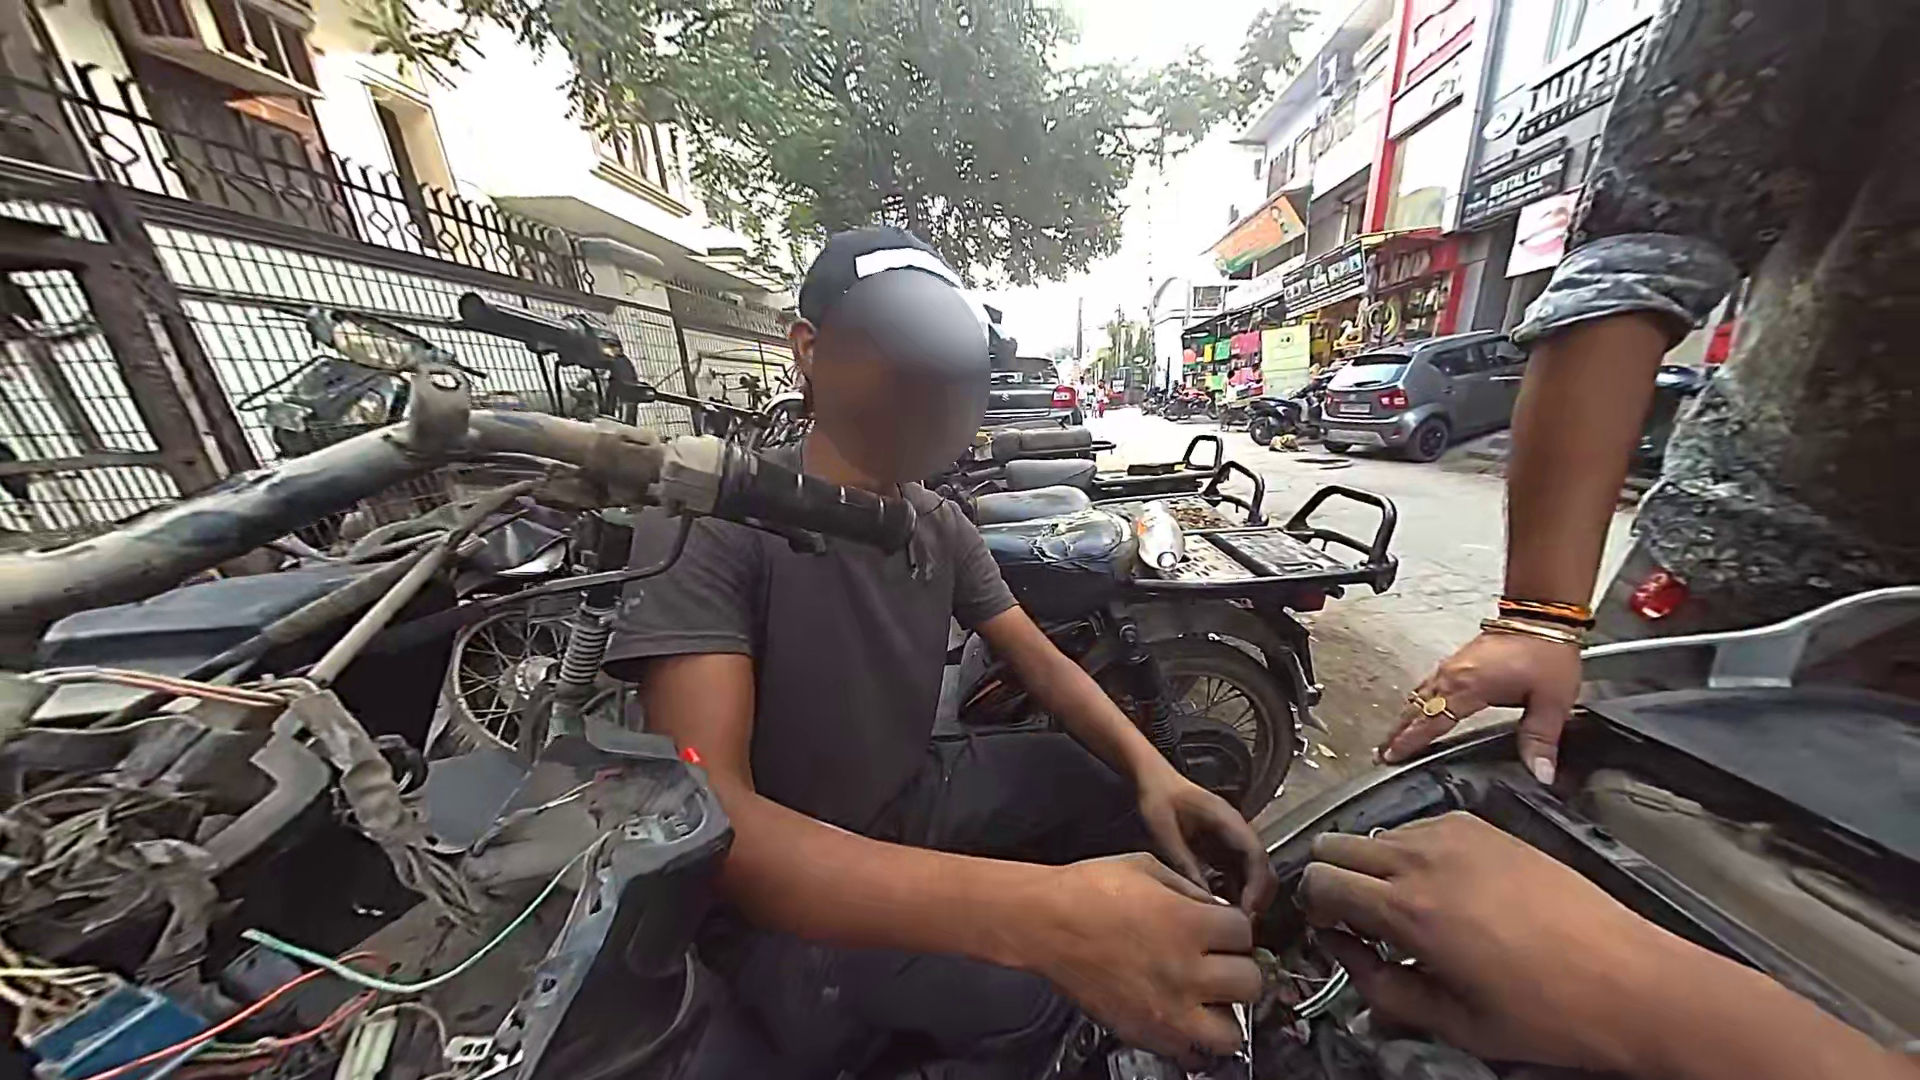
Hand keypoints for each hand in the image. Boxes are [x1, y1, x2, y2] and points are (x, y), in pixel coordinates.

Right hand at [1025, 853, 1260, 1066]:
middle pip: (1249, 981)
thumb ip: (1186, 886)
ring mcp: (1167, 1009)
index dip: (1232, 923)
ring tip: (1207, 990)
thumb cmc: (1086, 889)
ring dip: (1224, 1008)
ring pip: (1233, 1031)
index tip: (1222, 923)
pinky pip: (1193, 1052)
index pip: (1244, 931)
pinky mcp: (1146, 1033)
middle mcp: (1183, 971)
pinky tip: (1181, 1008)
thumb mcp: (1142, 866)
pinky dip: (1194, 1034)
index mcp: (1184, 923)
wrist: (1045, 921)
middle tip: (1219, 954)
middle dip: (1236, 962)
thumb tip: (1213, 906)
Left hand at [1135, 762, 1278, 914]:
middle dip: (1258, 895)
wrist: (1152, 777)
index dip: (1257, 885)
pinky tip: (1222, 905)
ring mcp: (1230, 835)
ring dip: (1248, 894)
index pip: (1255, 853)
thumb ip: (1183, 861)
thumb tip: (1203, 898)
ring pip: (1252, 871)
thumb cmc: (1157, 796)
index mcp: (1225, 818)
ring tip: (1233, 920)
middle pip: (1261, 865)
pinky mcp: (1221, 843)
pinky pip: (1237, 870)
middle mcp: (1235, 827)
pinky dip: (1235, 888)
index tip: (1248, 910)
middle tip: (1243, 923)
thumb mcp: (1164, 830)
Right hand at [1301, 813, 1702, 1072]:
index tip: (1331, 924)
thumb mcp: (1460, 1025)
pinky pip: (1413, 827)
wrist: (1641, 984)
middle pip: (1330, 844)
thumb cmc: (1552, 1015)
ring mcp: (1444, 834)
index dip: (1313, 904)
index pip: (1318, 880)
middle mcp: (1415, 860)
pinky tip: (1450, 883)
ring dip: (1374, 864)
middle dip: (1333, 877)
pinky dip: (1412, 852)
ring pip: (1370, 835)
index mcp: (1408, 911)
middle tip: (1362, 911)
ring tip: (1413, 899)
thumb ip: (1380, 987)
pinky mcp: (1471, 824)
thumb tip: (1340, 948)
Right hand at [1380, 631, 1579, 783]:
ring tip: (1392, 736)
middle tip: (1382, 752)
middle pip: (1414, 710)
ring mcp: (1447, 670)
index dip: (1412, 740)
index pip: (1432, 721)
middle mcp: (1449, 678)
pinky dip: (1414, 704)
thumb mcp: (1551, 702)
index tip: (1393, 755)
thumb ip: (1540, 738)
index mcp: (1468, 688)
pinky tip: (1413, 710)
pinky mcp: (1451, 665)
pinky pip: (1424, 687)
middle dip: (1397, 732)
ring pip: (1415, 698)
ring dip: (1403, 719)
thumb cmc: (1544, 657)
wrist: (1538, 622)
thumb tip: (1540, 773)